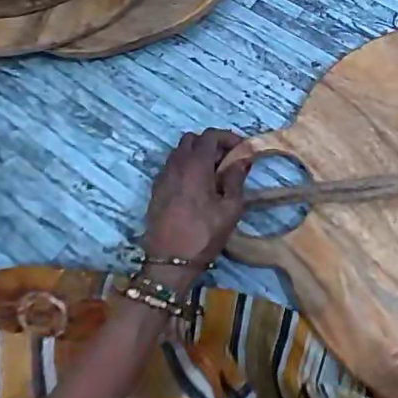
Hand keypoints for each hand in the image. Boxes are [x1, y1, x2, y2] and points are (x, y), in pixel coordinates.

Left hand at [142, 130, 250, 290]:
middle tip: (226, 160)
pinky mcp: (156, 189)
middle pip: (192, 139)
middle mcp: (176, 164)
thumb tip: (241, 160)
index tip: (241, 148)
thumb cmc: (203, 234)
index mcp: (195, 164)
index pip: (210, 135)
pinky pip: (172, 166)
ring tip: (213, 173)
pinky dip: (185, 166)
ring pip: (180, 152)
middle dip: (211, 143)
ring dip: (197, 154)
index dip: (227, 137)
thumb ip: (235, 179)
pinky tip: (196, 186)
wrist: (168, 261)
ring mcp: (163, 175)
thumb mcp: (230, 209)